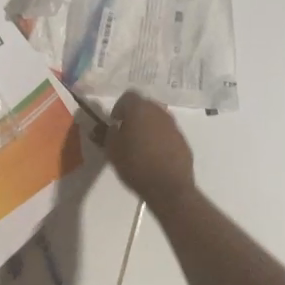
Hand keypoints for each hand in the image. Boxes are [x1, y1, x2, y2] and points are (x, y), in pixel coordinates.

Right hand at [105, 91, 196, 208]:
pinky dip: (160, 139)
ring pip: (157, 119)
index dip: (119, 108)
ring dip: (148, 127)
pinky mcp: (183, 140)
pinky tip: (154, 156)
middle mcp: (159, 111)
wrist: (169, 188)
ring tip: (140, 146)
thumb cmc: (135, 165)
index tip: (114, 124)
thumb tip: (102, 128)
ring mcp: (174, 125)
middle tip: (126, 134)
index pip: (127, 96)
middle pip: (144, 106)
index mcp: (140, 109)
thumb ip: (105, 134)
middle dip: (134, 116)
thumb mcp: (112, 150)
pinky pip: (167, 133)